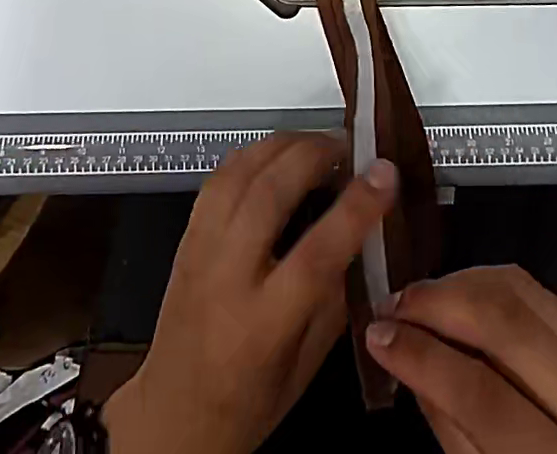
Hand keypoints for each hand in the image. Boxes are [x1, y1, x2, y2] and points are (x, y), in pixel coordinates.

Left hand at [103, 132, 398, 453]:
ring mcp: (200, 249)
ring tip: (315, 143)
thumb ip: (338, 294)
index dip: (356, 207)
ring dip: (282, 145)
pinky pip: (218, 177)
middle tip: (346, 146)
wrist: (173, 412)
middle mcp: (226, 277)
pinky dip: (252, 154)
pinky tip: (275, 153)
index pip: (316, 252)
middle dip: (314, 155)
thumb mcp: (309, 361)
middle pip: (269, 194)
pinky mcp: (185, 235)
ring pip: (239, 173)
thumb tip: (366, 231)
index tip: (383, 174)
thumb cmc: (247, 398)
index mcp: (263, 323)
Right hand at [366, 265, 556, 453]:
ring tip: (417, 299)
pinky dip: (484, 282)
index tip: (376, 334)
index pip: (483, 394)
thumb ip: (446, 418)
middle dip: (436, 302)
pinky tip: (454, 296)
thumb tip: (402, 346)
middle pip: (505, 322)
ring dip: (456, 282)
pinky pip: (533, 288)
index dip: (422, 356)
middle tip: (393, 304)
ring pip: (518, 289)